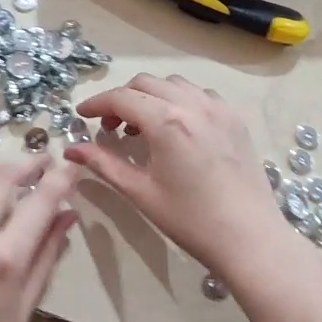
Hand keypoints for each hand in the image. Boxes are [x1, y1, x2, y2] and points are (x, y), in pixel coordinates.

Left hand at [0, 158, 78, 321]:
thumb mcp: (26, 307)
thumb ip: (47, 254)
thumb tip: (68, 214)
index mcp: (5, 260)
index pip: (40, 200)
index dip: (60, 177)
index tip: (70, 165)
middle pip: (2, 178)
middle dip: (27, 164)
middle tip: (42, 164)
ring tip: (9, 176)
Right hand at [64, 74, 288, 276]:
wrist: (249, 238)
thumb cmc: (191, 220)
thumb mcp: (141, 192)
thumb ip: (105, 164)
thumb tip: (72, 150)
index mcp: (167, 122)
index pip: (121, 98)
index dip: (97, 104)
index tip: (81, 115)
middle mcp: (193, 104)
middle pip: (146, 83)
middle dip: (122, 99)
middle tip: (110, 127)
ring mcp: (218, 108)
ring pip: (174, 83)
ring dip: (151, 96)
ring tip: (143, 128)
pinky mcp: (235, 118)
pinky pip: (200, 94)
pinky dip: (180, 100)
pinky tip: (177, 128)